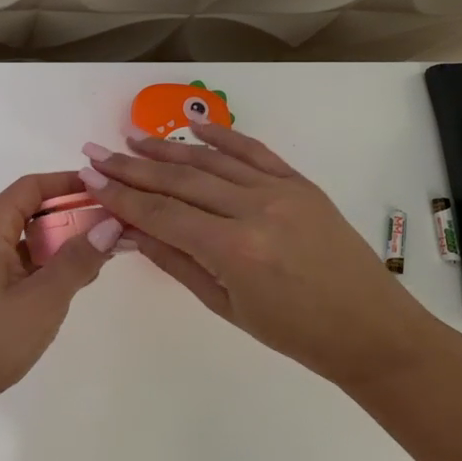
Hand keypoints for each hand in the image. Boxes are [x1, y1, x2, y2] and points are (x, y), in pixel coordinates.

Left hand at [0, 172, 119, 419]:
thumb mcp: (42, 300)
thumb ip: (77, 261)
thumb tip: (108, 225)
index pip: (32, 186)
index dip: (69, 184)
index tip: (106, 191)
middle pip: (28, 210)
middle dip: (70, 217)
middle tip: (111, 231)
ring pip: (23, 238)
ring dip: (58, 244)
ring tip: (97, 259)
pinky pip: (14, 260)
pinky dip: (41, 264)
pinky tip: (66, 283)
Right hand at [79, 125, 450, 392]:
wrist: (372, 330)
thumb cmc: (295, 333)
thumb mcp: (225, 305)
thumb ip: (175, 261)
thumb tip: (130, 230)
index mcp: (233, 250)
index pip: (161, 213)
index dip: (120, 195)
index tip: (89, 178)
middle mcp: (254, 211)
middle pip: (179, 181)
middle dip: (132, 166)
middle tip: (97, 152)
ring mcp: (280, 191)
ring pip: (211, 161)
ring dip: (167, 148)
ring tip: (132, 139)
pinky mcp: (301, 183)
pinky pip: (255, 151)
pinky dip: (222, 136)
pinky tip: (194, 127)